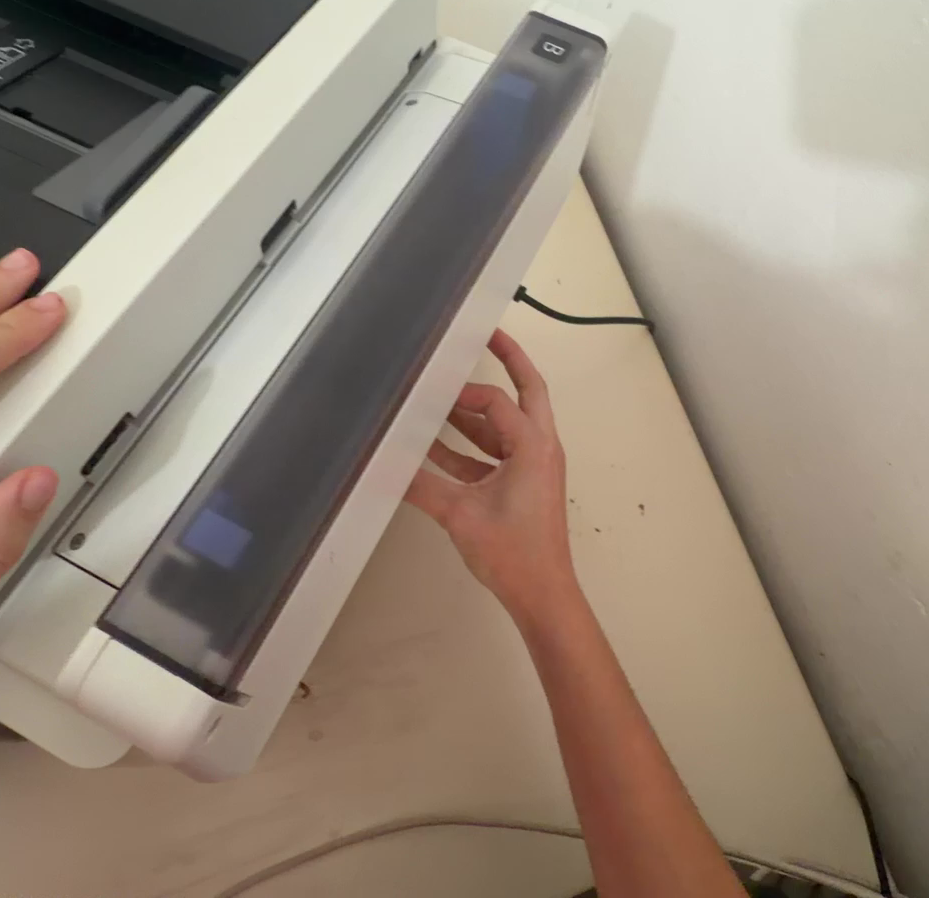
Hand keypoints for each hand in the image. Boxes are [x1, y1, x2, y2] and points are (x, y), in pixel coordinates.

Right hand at [405, 330, 577, 624]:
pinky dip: (470, 448)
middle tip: (490, 333)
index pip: (498, 402)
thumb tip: (385, 463)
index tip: (436, 390)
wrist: (542, 594)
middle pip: (528, 391)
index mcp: (533, 445)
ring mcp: (533, 466)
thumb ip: (422, 485)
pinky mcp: (523, 485)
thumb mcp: (460, 514)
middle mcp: (540, 448)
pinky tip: (435, 447)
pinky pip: (496, 454)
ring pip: (507, 426)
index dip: (467, 393)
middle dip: (511, 361)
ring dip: (478, 413)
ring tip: (443, 395)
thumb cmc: (512, 552)